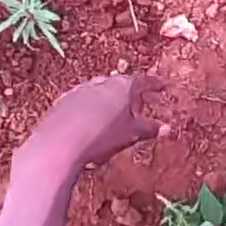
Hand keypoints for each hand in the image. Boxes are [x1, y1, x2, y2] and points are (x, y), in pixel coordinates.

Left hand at [20, 74, 164, 170]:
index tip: (163, 86)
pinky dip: (91, 109)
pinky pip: (83, 101)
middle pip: (122, 84)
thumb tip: (166, 128)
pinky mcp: (64, 101)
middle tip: (137, 109)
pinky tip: (91, 125)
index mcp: (124, 86)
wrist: (59, 145)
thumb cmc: (101, 137)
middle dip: (130, 95)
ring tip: (114, 120)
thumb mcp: (132, 134)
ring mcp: (81, 89)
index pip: (145, 81)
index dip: (155, 84)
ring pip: (101, 91)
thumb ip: (149, 129)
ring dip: (110, 102)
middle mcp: (102, 82)